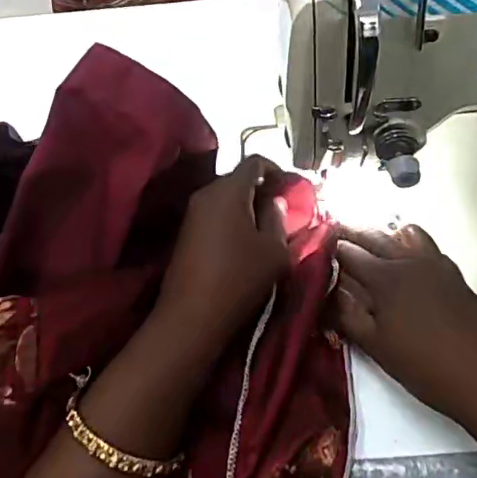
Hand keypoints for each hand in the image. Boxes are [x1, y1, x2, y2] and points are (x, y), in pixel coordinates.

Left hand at [153, 156, 293, 351]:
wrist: (191, 315)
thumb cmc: (239, 277)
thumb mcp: (274, 250)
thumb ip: (278, 218)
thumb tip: (274, 201)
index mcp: (229, 188)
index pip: (255, 161)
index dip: (276, 170)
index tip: (291, 189)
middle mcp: (207, 191)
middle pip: (239, 178)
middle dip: (262, 190)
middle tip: (282, 212)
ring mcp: (192, 210)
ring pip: (226, 196)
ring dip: (246, 206)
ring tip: (265, 230)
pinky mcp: (185, 230)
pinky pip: (214, 213)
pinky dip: (231, 219)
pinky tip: (243, 243)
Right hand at [332, 225, 476, 419]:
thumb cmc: (427, 368)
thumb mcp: (377, 347)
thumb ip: (347, 315)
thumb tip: (328, 292)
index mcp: (384, 277)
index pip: (347, 250)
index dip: (328, 248)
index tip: (315, 249)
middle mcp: (408, 260)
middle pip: (373, 235)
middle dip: (351, 235)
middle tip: (336, 240)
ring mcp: (435, 263)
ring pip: (403, 233)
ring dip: (384, 235)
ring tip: (372, 251)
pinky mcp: (454, 274)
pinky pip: (425, 246)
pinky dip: (409, 245)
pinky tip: (408, 268)